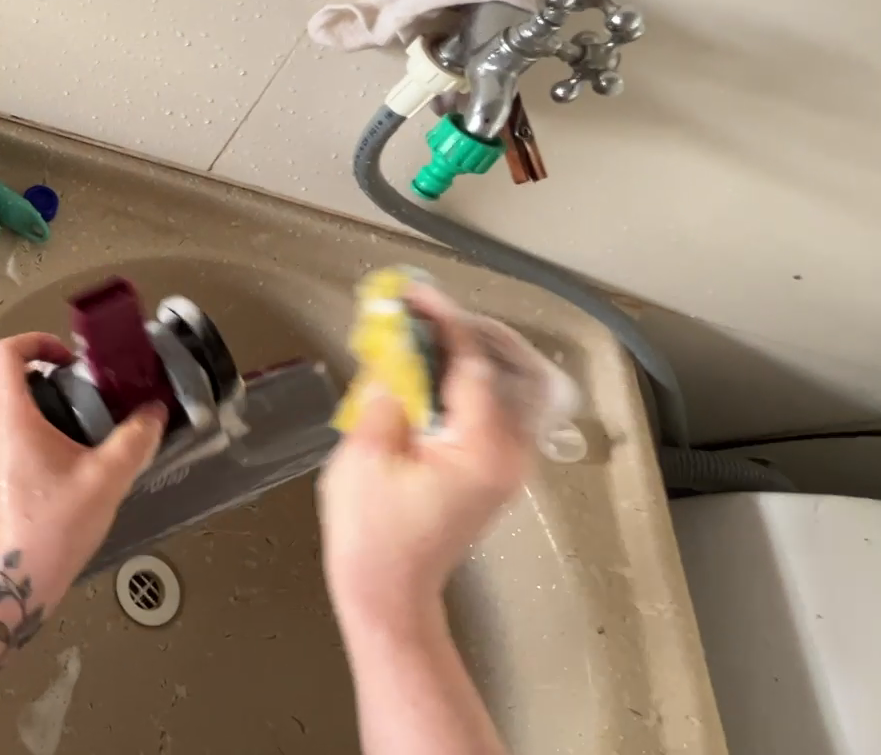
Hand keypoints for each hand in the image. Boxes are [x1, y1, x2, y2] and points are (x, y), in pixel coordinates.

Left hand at [0, 333, 166, 605]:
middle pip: (9, 375)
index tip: (72, 358)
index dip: (37, 340)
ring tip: (84, 418)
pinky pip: (10, 429)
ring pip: (9, 403)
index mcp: (10, 415)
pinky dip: (36, 423)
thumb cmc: (55, 524)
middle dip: (47, 370)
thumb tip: (154, 412)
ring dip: (42, 398)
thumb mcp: (106, 479)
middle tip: (86, 386)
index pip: (7, 351)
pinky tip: (71, 452)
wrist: (17, 578)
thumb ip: (134, 441)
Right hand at [318, 284, 533, 632]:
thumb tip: (394, 347)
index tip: (412, 293)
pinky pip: (495, 405)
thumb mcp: (365, 451)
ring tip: (423, 331)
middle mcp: (511, 453)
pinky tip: (428, 368)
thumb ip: (386, 392)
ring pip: (511, 385)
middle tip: (422, 308)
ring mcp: (508, 462)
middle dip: (470, 329)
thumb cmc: (371, 528)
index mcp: (483, 449)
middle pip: (515, 369)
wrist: (387, 586)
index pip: (474, 364)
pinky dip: (467, 376)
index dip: (443, 320)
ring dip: (471, 350)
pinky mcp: (492, 467)